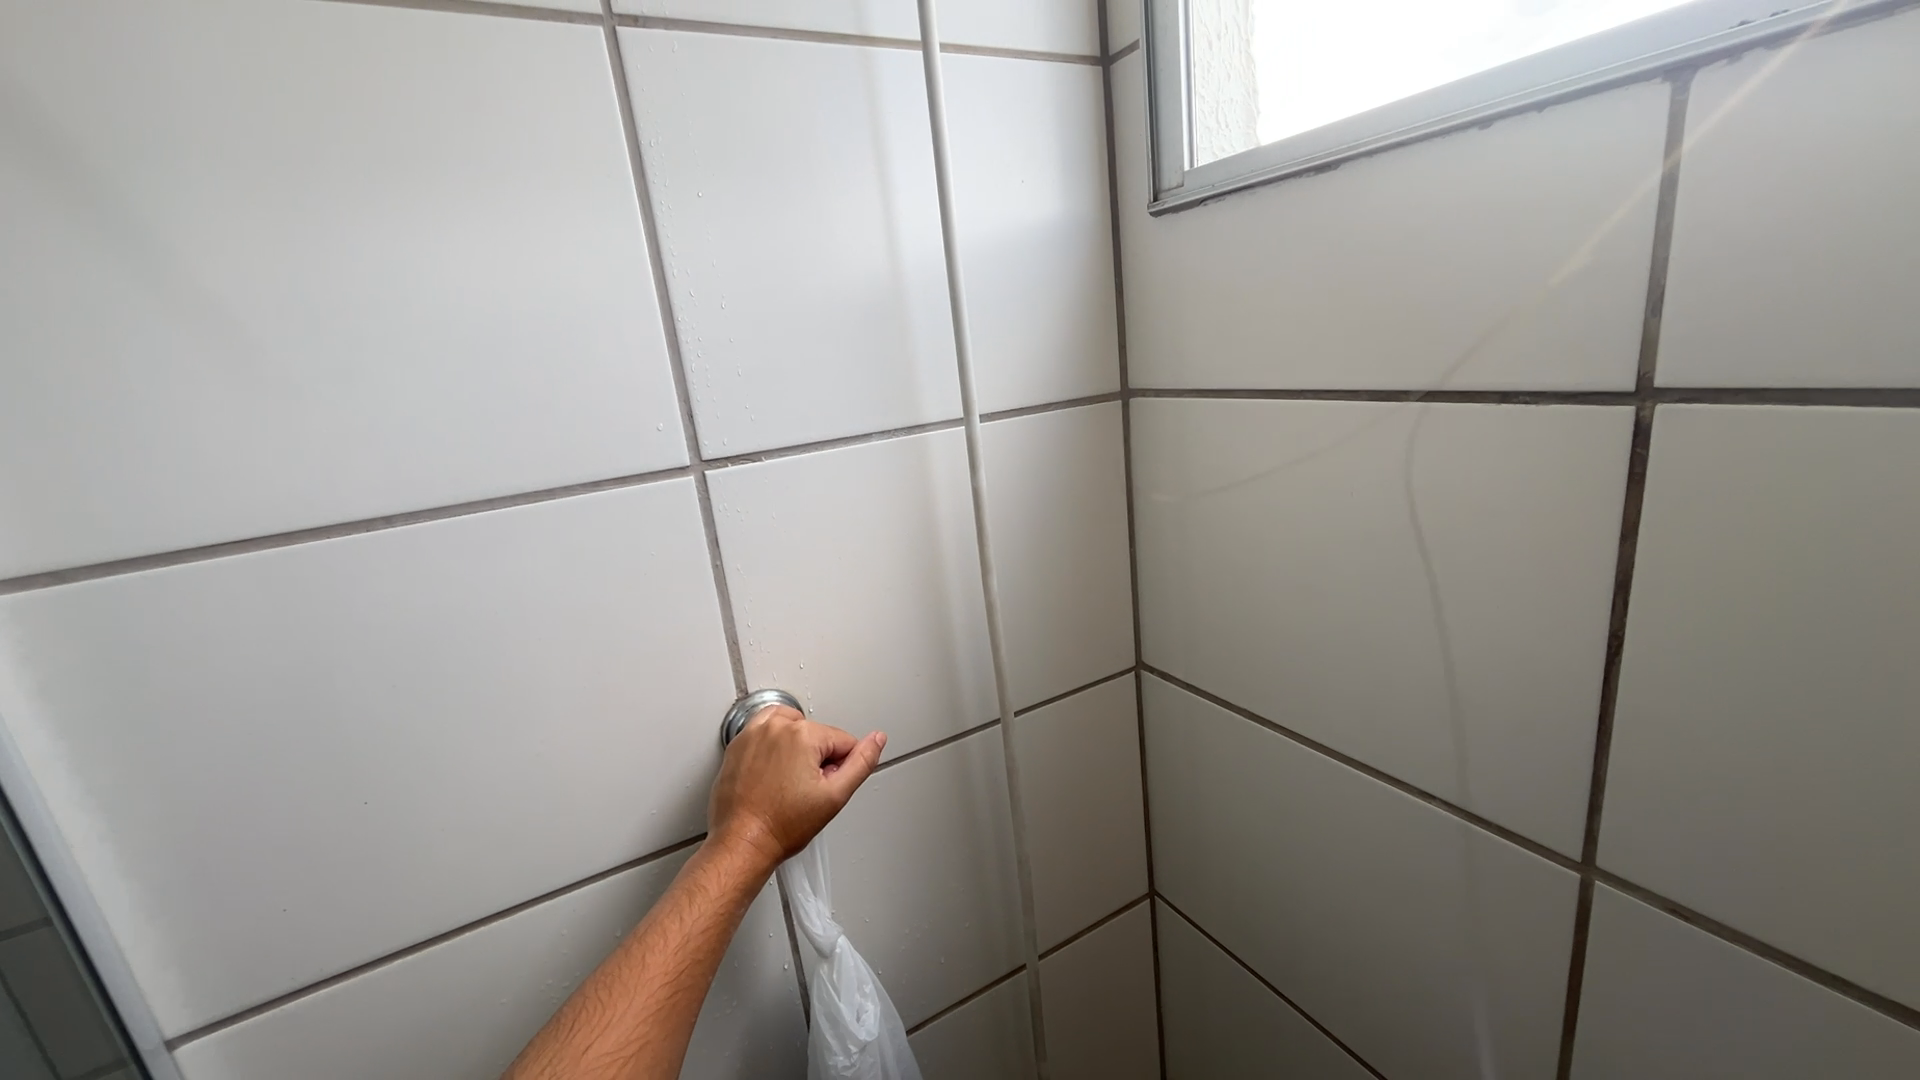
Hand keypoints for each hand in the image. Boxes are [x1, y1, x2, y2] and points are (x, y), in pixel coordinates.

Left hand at [707, 706, 885, 874]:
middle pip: (817, 734)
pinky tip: (772, 771)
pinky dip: (773, 744)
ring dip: (796, 746)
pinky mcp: (737, 745)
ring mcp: (753, 734)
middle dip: (817, 759)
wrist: (742, 843)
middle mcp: (776, 727)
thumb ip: (862, 763)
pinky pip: (764, 732)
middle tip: (803, 790)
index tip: (821, 789)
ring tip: (788, 780)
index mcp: (804, 735)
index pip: (842, 741)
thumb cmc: (781, 826)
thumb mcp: (835, 797)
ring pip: (792, 728)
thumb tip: (877, 739)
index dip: (839, 768)